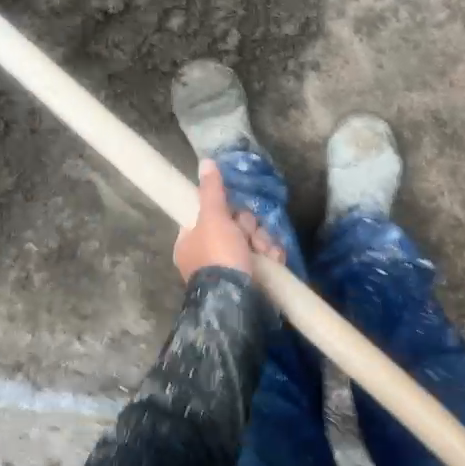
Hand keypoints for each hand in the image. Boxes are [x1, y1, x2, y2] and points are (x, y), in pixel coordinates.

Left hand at [173, 160, 284, 279]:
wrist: (237, 303)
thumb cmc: (218, 256)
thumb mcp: (212, 217)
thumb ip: (211, 190)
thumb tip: (205, 162)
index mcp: (189, 242)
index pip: (208, 214)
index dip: (225, 211)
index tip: (234, 212)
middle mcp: (207, 257)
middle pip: (233, 226)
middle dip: (248, 228)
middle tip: (250, 234)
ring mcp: (229, 270)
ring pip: (251, 241)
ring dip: (262, 241)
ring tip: (265, 250)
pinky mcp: (250, 281)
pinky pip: (262, 258)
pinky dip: (270, 257)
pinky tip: (274, 259)